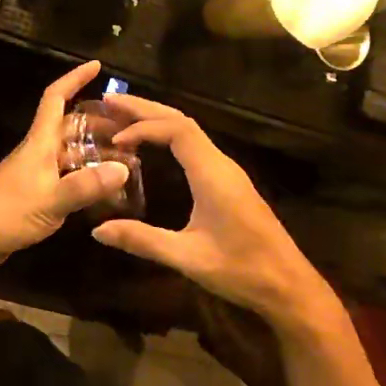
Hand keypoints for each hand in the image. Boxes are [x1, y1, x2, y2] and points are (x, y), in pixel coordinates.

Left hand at [0, 60, 130, 274]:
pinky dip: (87, 175)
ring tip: (127, 157)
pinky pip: (68, 175)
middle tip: (130, 128)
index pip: (55, 98)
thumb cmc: (5, 214)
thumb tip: (125, 168)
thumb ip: (86, 186)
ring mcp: (36, 173)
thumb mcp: (50, 201)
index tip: (97, 65)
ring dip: (96, 150)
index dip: (74, 79)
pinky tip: (104, 188)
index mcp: (39, 143)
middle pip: (70, 126)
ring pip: (71, 152)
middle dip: (98, 122)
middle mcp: (39, 152)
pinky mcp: (36, 193)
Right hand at [89, 94, 334, 333]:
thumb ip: (143, 240)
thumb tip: (98, 230)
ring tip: (123, 117)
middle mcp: (221, 164)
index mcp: (213, 173)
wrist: (288, 285)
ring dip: (157, 119)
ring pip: (190, 131)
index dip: (143, 126)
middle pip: (182, 120)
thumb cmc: (241, 269)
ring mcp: (228, 172)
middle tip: (109, 101)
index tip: (115, 138)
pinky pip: (195, 146)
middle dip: (145, 108)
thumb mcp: (187, 257)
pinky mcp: (230, 183)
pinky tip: (153, 145)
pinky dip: (169, 135)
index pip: (176, 129)